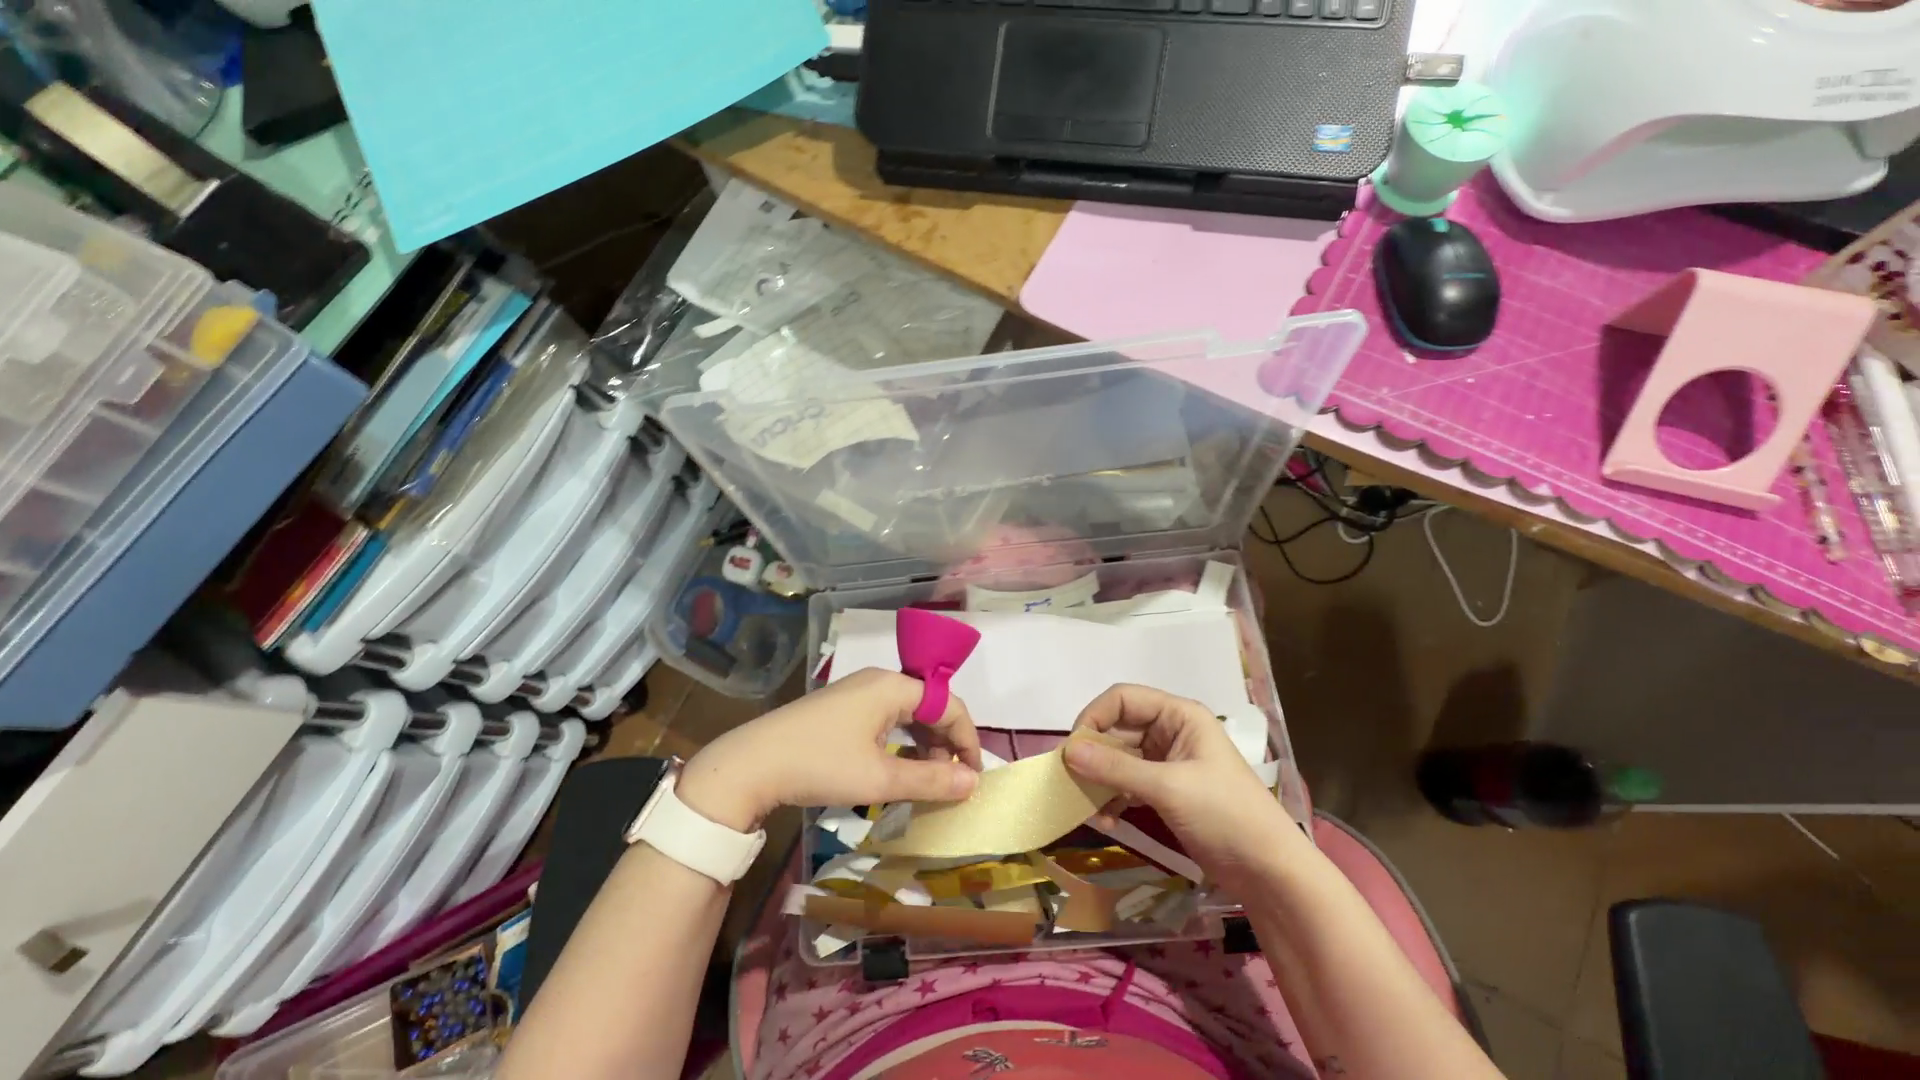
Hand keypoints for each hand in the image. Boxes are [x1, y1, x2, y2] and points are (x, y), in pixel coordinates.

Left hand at [677, 668, 982, 831]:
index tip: (974, 777)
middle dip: (946, 744)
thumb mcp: (880, 779)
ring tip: (927, 781)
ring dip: (924, 746)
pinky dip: (900, 744)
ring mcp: (856, 694)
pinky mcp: (840, 711)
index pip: (949, 704)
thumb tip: (973, 782)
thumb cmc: (821, 766)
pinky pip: (886, 721)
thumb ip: (930, 780)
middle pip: (930, 706)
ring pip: (907, 715)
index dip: (967, 740)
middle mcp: (878, 682)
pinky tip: (898, 770)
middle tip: (952, 783)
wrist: (750, 766)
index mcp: (893, 687)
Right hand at [1063, 684, 1299, 890]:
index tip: (1072, 750)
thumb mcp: (1168, 787)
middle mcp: (1171, 732)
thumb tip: (1067, 751)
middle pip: (1117, 729)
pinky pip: (1127, 785)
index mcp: (1179, 716)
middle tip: (1070, 782)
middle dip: (1093, 754)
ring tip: (1089, 809)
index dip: (1094, 717)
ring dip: (1099, 781)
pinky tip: (1106, 822)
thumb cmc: (1224, 815)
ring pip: (1118, 759)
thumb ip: (1116, 768)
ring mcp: (1168, 764)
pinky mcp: (1165, 793)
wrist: (1267, 869)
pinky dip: (1112, 799)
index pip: (1123, 699)